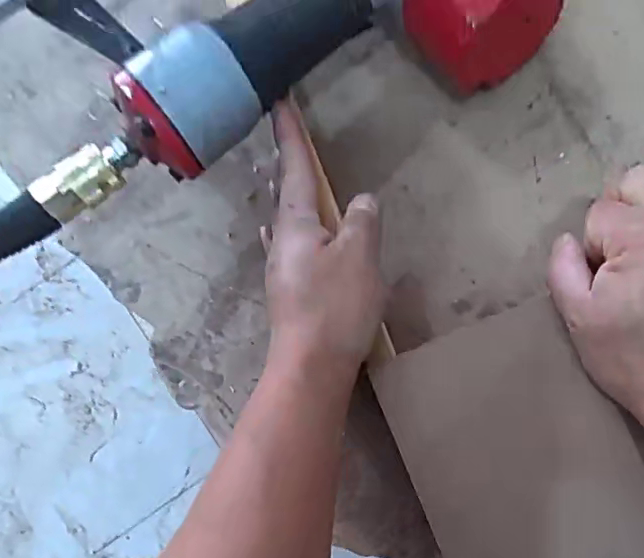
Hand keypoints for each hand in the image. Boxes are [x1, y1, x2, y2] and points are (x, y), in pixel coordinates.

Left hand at [263, 103, 386, 377]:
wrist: (312, 369)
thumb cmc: (335, 309)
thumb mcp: (360, 258)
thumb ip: (363, 223)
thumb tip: (362, 202)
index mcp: (297, 226)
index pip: (295, 171)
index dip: (291, 137)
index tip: (280, 103)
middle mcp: (282, 246)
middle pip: (285, 200)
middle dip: (286, 170)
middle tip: (284, 144)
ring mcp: (282, 275)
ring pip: (286, 229)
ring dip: (288, 205)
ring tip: (286, 187)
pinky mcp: (290, 302)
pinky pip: (291, 257)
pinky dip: (293, 240)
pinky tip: (286, 244)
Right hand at [548, 166, 643, 430]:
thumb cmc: (628, 359)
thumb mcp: (579, 320)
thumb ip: (563, 270)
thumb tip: (567, 240)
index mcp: (641, 233)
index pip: (597, 214)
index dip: (589, 251)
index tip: (601, 287)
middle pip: (637, 181)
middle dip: (618, 212)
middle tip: (615, 258)